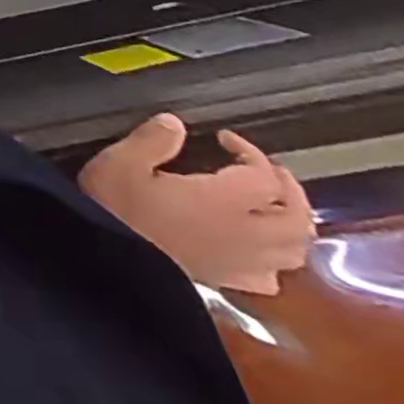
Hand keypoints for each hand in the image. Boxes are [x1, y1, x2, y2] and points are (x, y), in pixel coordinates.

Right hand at [79, 113, 314, 294]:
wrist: (107, 257)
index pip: (262, 175)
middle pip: (296, 216)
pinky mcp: (228, 281)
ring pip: (294, 249)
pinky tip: (254, 252)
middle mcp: (248, 233)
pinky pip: (271, 277)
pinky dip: (272, 261)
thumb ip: (152, 140)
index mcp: (225, 200)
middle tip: (266, 172)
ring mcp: (242, 262)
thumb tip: (175, 122)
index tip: (223, 138)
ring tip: (271, 210)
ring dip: (291, 226)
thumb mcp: (122, 161)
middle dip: (288, 190)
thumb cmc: (116, 204)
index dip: (249, 152)